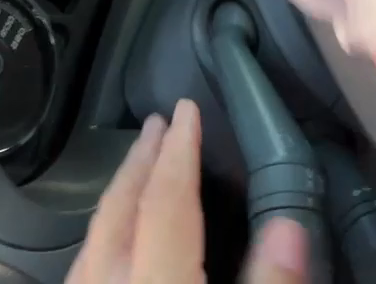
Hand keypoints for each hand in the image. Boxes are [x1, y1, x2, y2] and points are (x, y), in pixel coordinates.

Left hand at [68, 98, 307, 283]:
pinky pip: (84, 264)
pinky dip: (103, 232)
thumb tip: (291, 224)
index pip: (166, 202)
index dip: (180, 151)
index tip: (188, 110)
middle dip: (142, 159)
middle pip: (120, 210)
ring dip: (119, 191)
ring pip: (94, 235)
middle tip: (159, 122)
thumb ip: (268, 281)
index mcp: (155, 281)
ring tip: (138, 163)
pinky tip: (113, 236)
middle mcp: (108, 283)